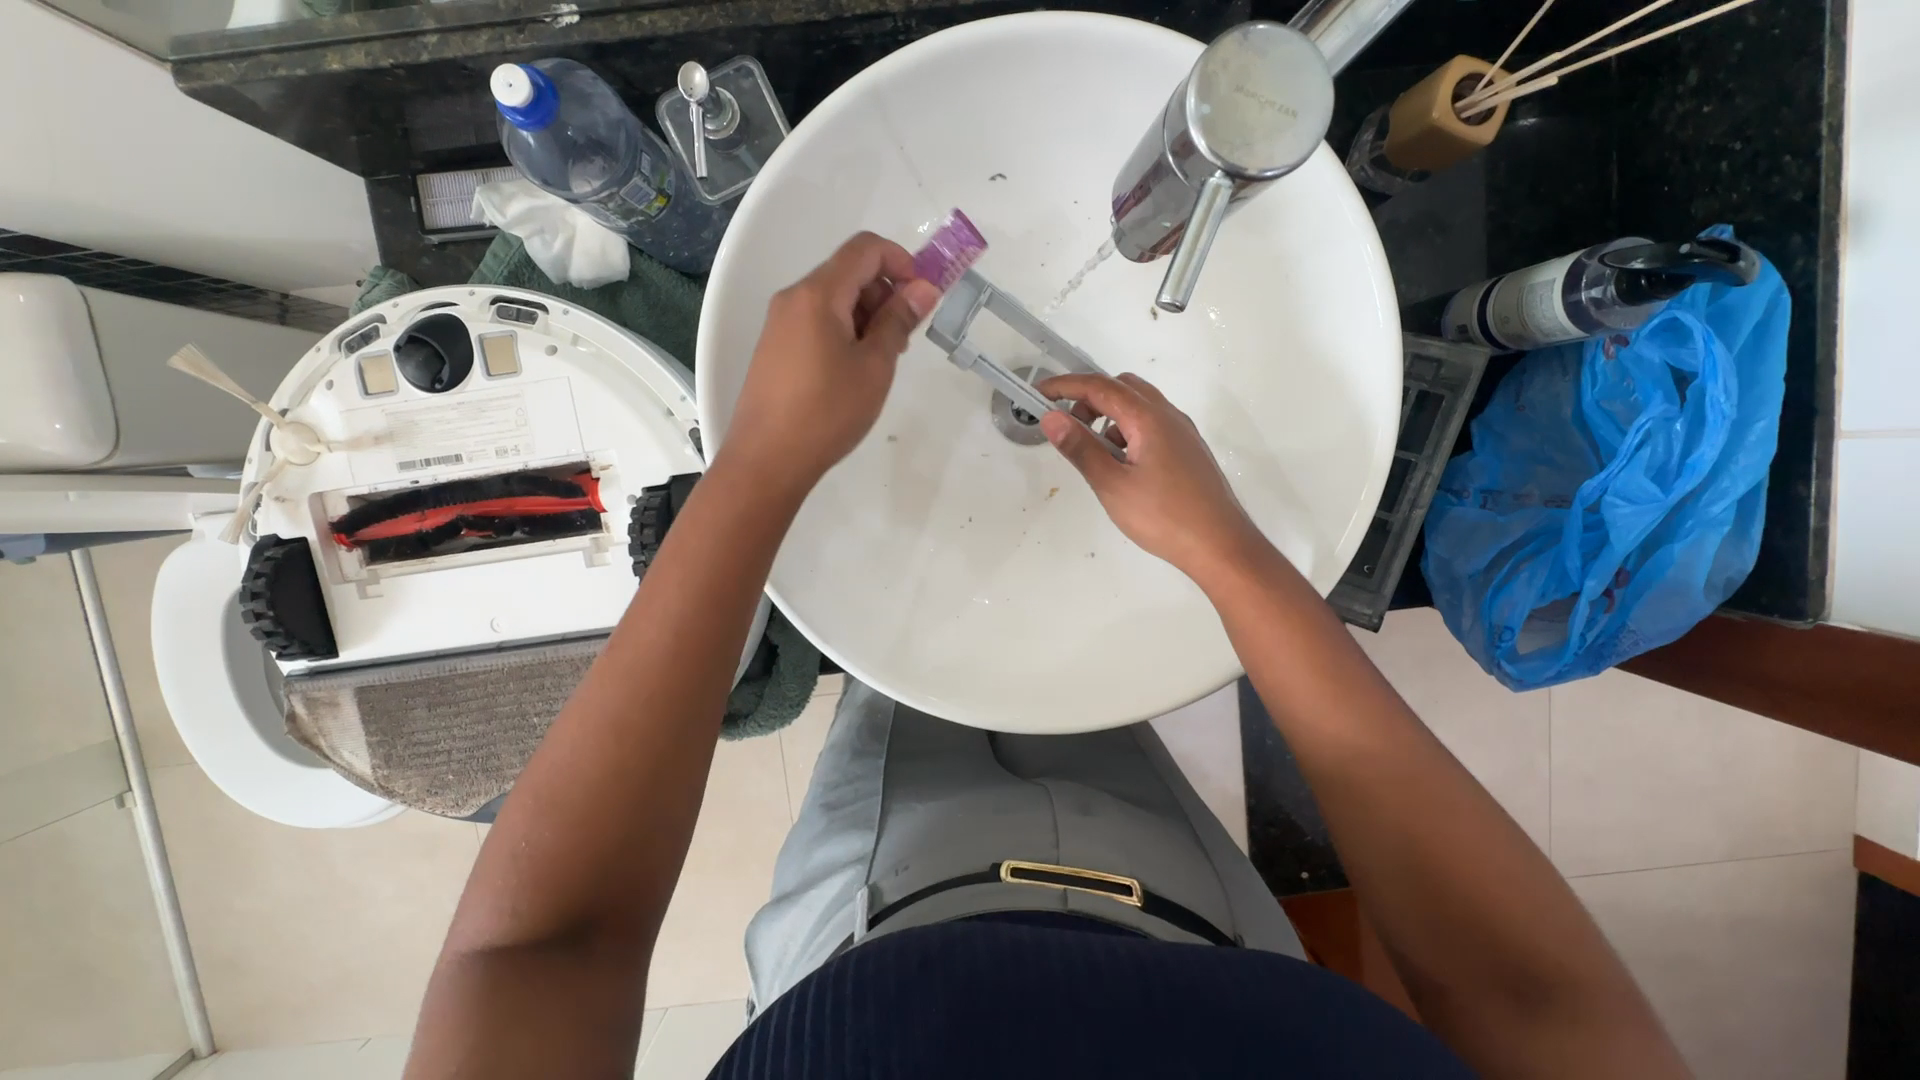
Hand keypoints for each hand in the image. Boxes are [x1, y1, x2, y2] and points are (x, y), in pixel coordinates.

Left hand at [719, 232, 941, 493]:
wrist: (766, 460)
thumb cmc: (827, 412)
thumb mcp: (874, 367)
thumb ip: (898, 321)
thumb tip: (923, 289)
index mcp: (817, 294)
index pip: (864, 248)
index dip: (901, 262)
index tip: (922, 296)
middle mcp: (793, 298)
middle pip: (848, 271)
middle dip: (885, 292)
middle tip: (905, 337)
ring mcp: (780, 323)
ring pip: (833, 299)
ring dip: (867, 315)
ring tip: (881, 360)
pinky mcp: (775, 348)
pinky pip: (816, 322)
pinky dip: (844, 331)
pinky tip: (854, 371)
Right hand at [1038, 372, 1266, 580]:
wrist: (1220, 545)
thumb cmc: (1163, 517)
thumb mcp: (1112, 485)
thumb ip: (1080, 448)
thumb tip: (1050, 418)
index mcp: (1149, 418)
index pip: (1100, 386)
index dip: (1065, 385)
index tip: (1038, 393)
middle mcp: (1169, 416)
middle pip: (1123, 387)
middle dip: (1089, 398)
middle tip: (1067, 426)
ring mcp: (1183, 433)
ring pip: (1140, 405)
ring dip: (1109, 415)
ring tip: (1094, 452)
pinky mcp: (1188, 451)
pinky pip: (1152, 424)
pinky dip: (1128, 430)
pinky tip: (1122, 465)